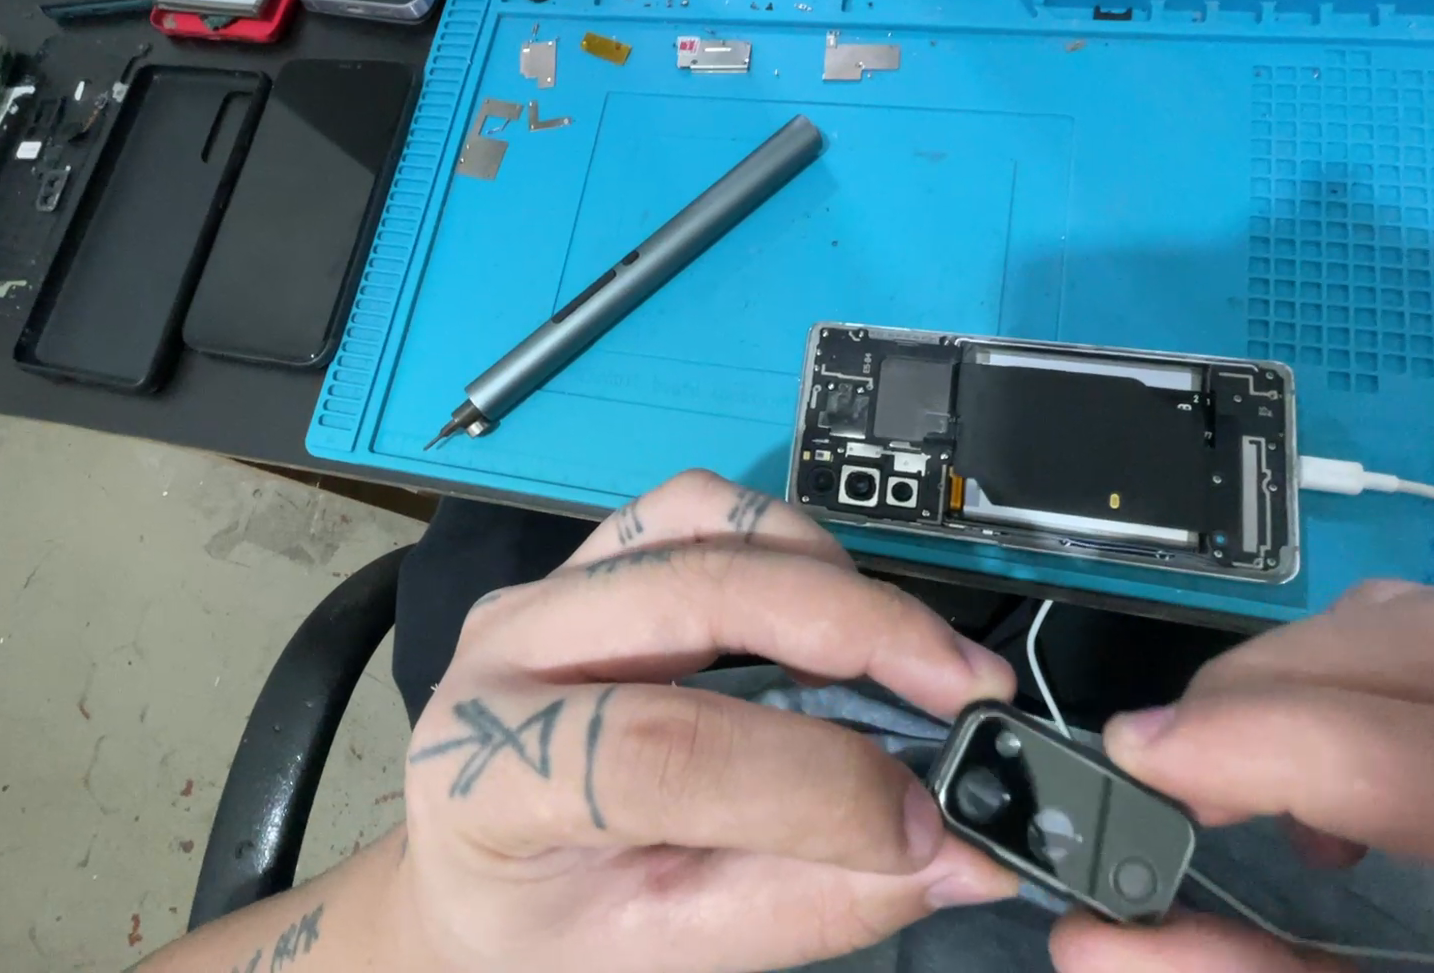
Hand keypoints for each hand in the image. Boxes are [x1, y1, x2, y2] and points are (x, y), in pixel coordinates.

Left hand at [385, 470, 1019, 972]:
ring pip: (696, 516)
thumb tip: (960, 850)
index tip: (928, 818)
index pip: (654, 751)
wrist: (468, 865)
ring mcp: (549, 584)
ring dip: (822, 567)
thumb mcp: (659, 950)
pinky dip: (783, 535)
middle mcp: (510, 645)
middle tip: (965, 686)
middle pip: (690, 594)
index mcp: (491, 773)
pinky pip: (694, 506)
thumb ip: (807, 901)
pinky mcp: (590, 557)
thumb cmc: (544, 924)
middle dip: (852, 628)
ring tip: (902, 644)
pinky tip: (830, 597)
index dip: (808, 781)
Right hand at [1051, 581, 1433, 972]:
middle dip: (1261, 692)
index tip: (1138, 758)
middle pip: (1431, 645)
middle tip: (1174, 775)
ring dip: (1291, 679)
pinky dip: (1340, 675)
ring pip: (1425, 620)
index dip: (1291, 744)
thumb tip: (1095, 943)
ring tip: (1248, 777)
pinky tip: (1336, 767)